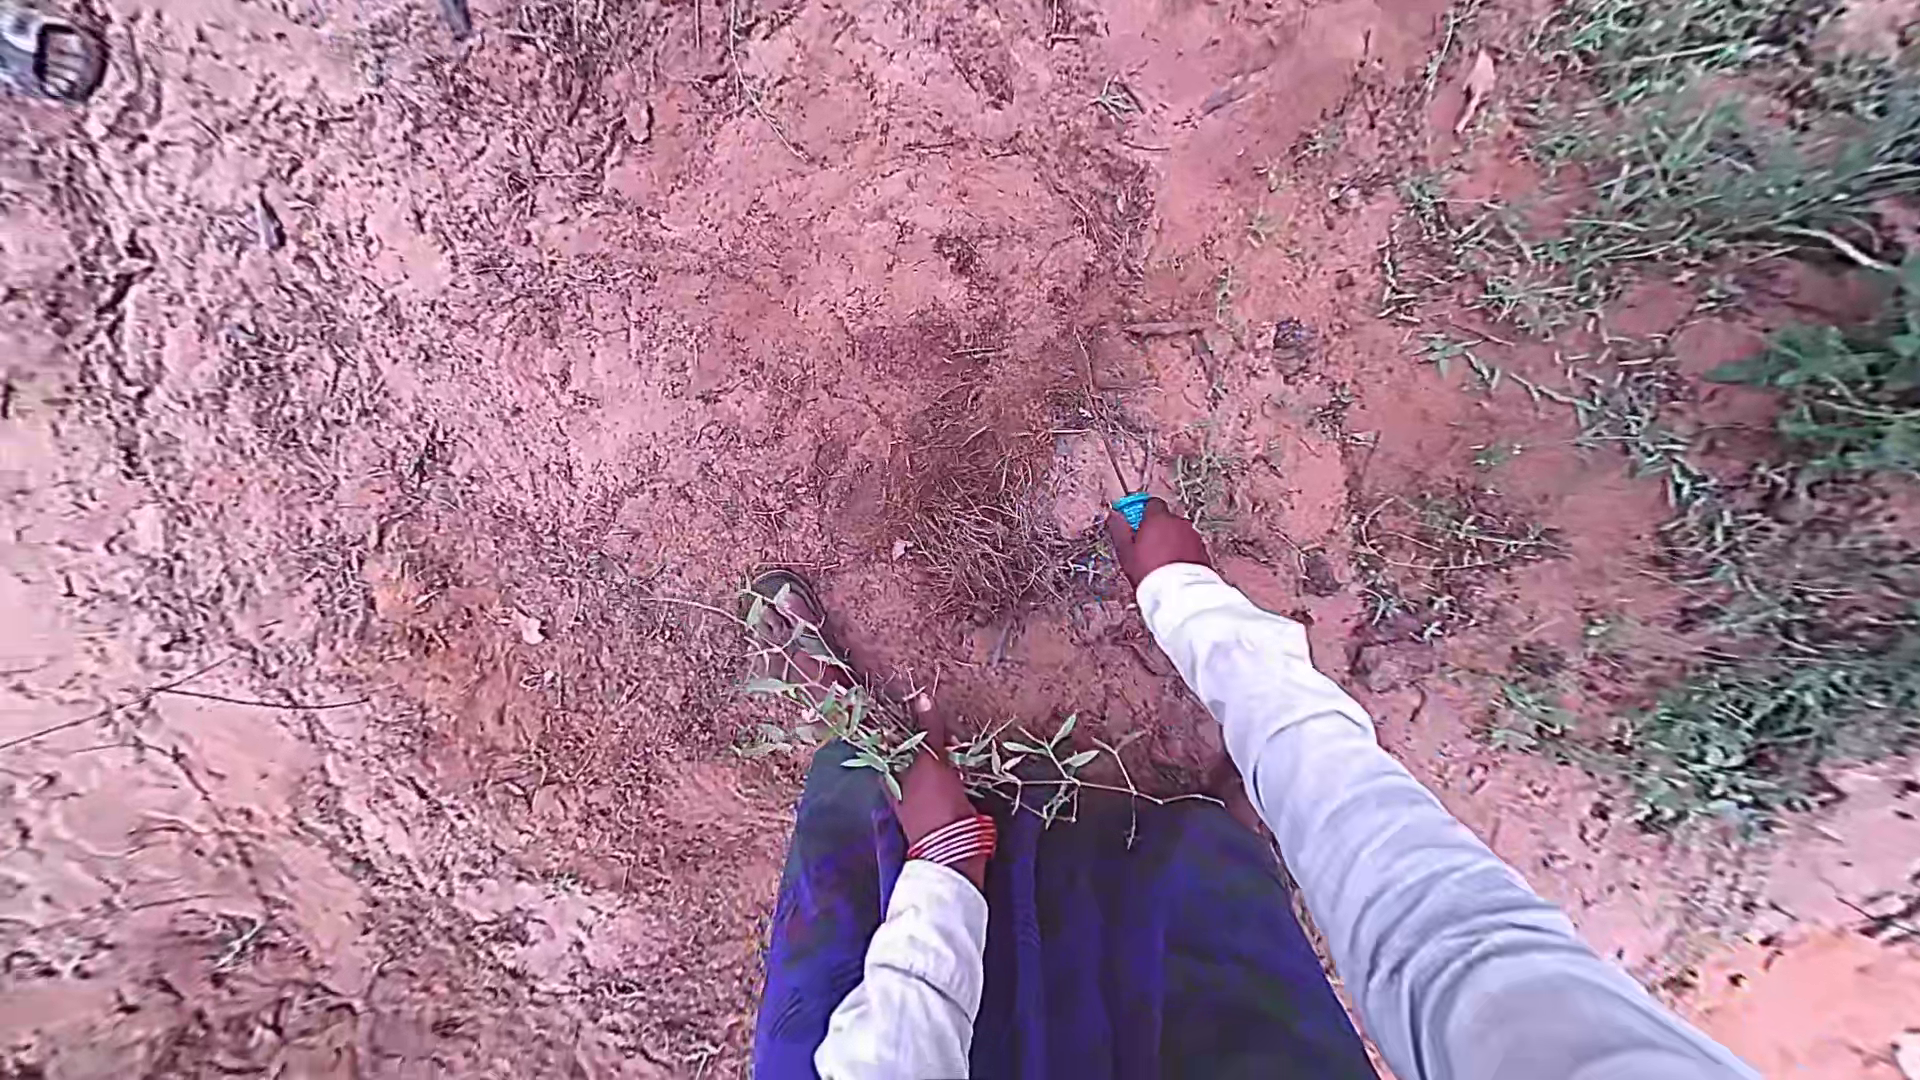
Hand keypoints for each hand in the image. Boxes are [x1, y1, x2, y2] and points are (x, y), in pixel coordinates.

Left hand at [893, 693, 987, 890]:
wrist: (954, 844)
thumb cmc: (934, 801)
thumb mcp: (930, 762)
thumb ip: (928, 730)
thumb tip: (922, 697)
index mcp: (888, 770)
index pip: (893, 735)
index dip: (908, 720)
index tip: (922, 704)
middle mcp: (899, 777)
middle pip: (913, 744)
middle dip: (930, 731)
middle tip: (946, 721)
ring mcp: (919, 787)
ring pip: (930, 755)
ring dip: (944, 744)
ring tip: (956, 735)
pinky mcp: (940, 793)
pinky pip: (945, 767)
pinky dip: (953, 758)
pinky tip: (963, 751)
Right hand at [1104, 497, 1210, 587]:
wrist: (1179, 591)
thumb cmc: (1150, 571)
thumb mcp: (1126, 551)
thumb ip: (1120, 529)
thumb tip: (1114, 515)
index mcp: (1158, 518)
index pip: (1151, 503)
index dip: (1142, 513)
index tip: (1135, 523)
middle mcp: (1178, 522)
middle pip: (1165, 519)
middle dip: (1156, 529)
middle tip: (1144, 546)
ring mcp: (1193, 536)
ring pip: (1177, 533)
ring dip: (1169, 541)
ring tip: (1158, 560)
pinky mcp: (1202, 550)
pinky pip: (1188, 546)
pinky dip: (1180, 552)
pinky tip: (1171, 566)